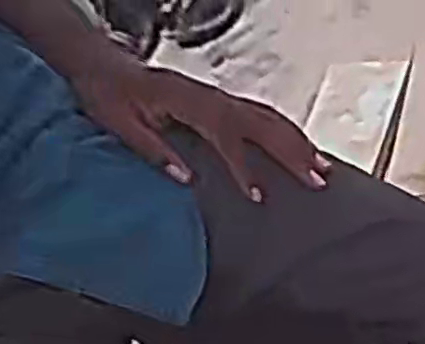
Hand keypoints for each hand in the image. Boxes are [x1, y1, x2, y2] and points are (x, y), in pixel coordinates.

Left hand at [70, 63, 329, 200]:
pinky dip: (289, 133)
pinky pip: (263, 114)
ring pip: (267, 118)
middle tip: (318, 181)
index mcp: (182, 101)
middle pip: (258, 124)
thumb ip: (151, 149)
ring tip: (324, 169)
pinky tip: (307, 149)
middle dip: (291, 154)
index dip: (242, 166)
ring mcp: (219, 97)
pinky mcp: (225, 102)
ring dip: (298, 144)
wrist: (100, 64)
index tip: (259, 197)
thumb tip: (185, 179)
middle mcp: (208, 97)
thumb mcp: (116, 122)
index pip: (223, 135)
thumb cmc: (107, 96)